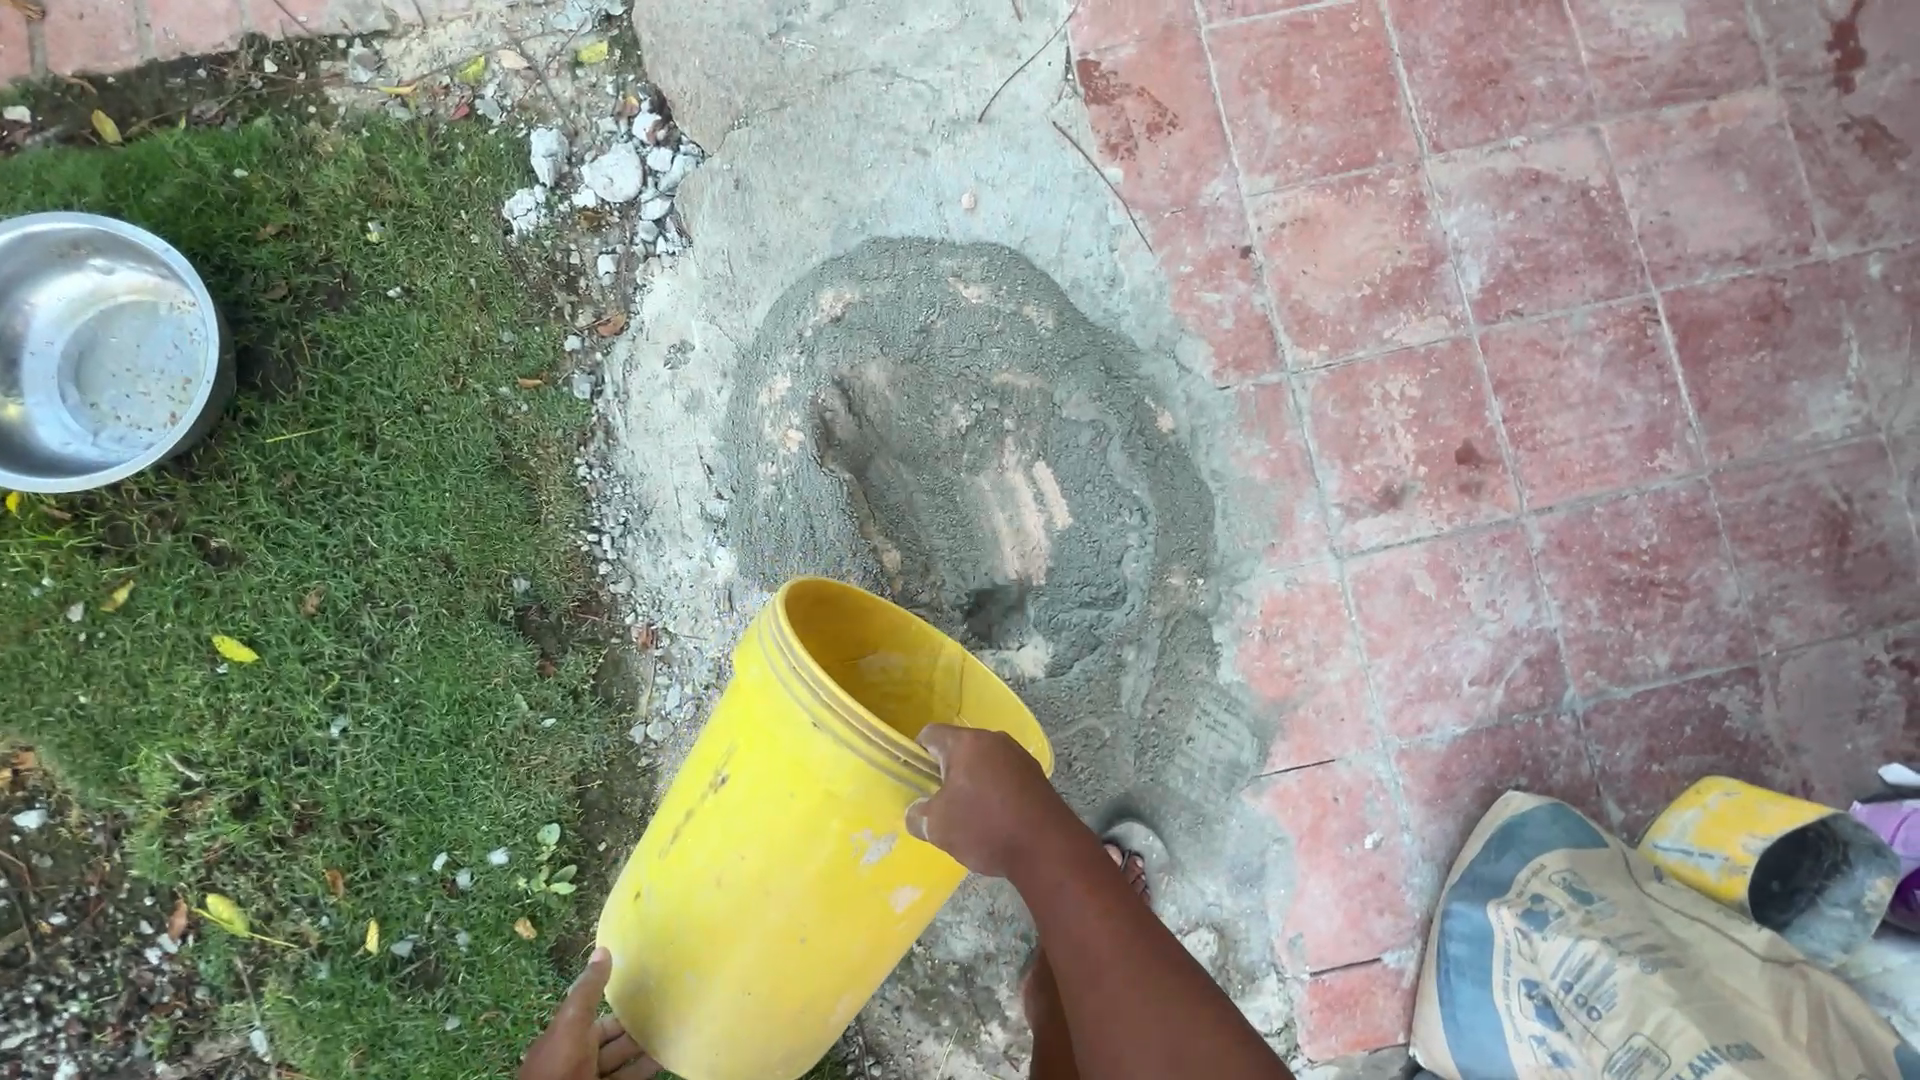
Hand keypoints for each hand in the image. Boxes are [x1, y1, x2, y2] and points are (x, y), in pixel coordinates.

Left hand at [518, 946, 659, 1079]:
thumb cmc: (558, 1068)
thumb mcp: (571, 1024)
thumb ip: (588, 991)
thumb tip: (603, 949)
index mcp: (569, 1037)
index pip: (601, 1018)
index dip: (623, 1004)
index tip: (653, 988)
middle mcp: (582, 1059)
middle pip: (616, 1039)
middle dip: (640, 1025)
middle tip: (672, 1008)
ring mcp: (593, 1078)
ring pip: (626, 1060)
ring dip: (649, 1047)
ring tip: (678, 1028)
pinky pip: (631, 1077)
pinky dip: (649, 1068)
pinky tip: (669, 1056)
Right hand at [905, 724, 1075, 877]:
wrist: (1047, 848)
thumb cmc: (985, 828)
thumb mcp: (938, 827)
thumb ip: (918, 815)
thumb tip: (917, 813)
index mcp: (966, 743)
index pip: (930, 734)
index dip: (917, 755)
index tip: (917, 781)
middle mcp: (994, 740)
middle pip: (959, 747)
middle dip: (946, 772)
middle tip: (940, 803)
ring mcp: (1019, 755)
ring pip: (984, 762)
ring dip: (972, 782)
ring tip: (970, 815)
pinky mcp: (1036, 775)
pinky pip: (1004, 775)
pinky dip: (995, 790)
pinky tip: (996, 818)